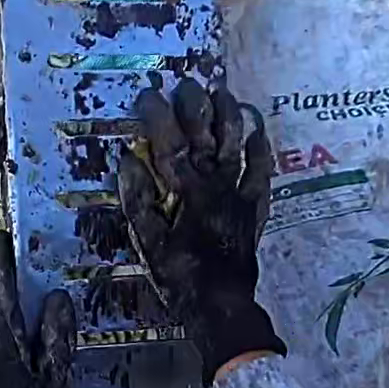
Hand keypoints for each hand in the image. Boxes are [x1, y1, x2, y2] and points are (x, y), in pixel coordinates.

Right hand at [117, 79, 282, 379]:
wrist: (220, 303)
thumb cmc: (177, 274)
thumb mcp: (147, 240)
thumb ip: (138, 198)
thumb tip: (127, 160)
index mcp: (186, 191)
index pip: (170, 143)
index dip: (157, 116)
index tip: (146, 95)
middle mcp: (216, 184)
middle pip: (207, 135)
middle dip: (195, 106)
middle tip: (186, 84)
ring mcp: (239, 194)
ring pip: (237, 146)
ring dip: (230, 117)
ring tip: (223, 93)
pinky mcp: (254, 208)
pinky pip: (261, 173)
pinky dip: (260, 151)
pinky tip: (257, 133)